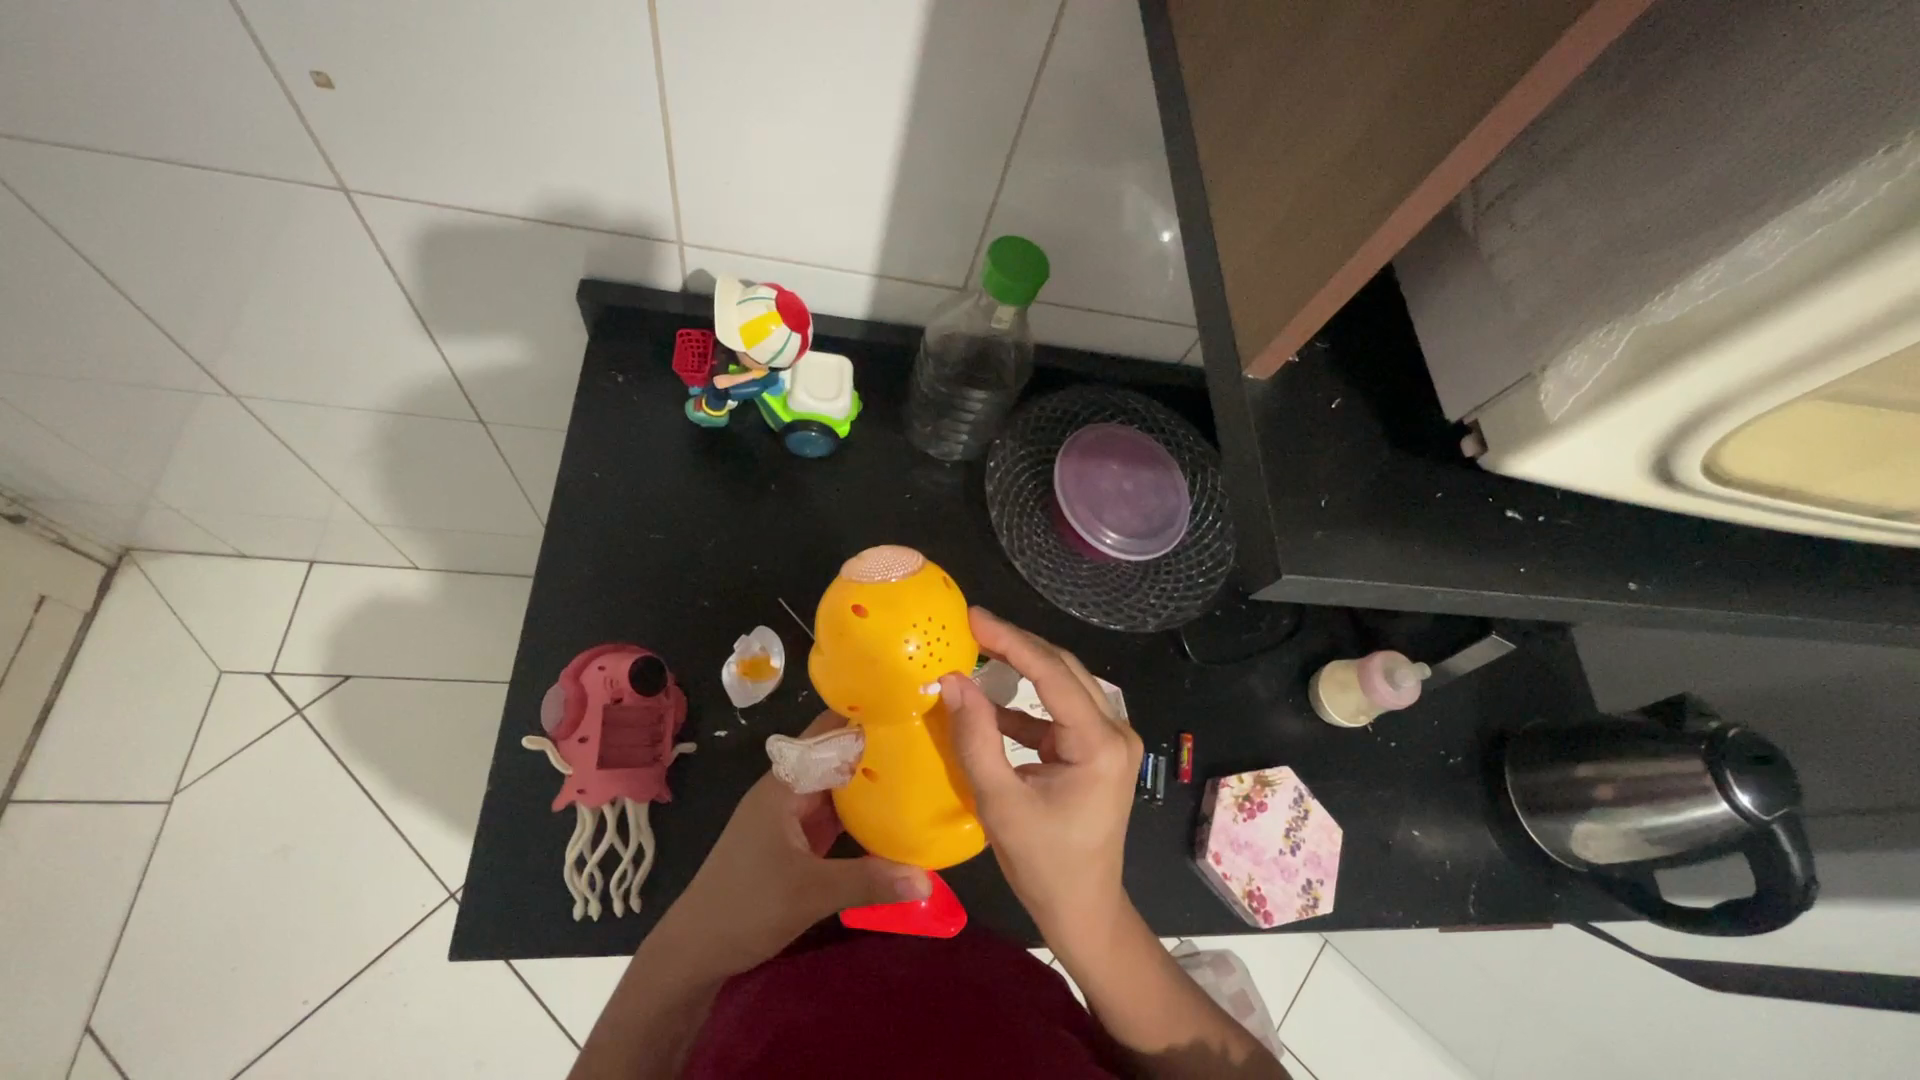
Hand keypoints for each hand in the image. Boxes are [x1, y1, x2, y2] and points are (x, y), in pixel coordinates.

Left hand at [653, 712, 930, 976]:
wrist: (694, 951)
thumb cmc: (745, 908)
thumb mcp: (811, 893)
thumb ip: (869, 882)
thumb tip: (928, 880)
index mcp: (784, 785)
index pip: (827, 732)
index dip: (864, 717)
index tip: (909, 707)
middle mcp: (788, 791)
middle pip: (836, 756)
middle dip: (877, 747)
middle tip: (929, 740)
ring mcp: (790, 817)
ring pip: (837, 786)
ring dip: (871, 781)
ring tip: (922, 770)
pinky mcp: (794, 841)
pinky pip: (834, 815)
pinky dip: (861, 812)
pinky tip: (895, 815)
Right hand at [941, 608, 1142, 938]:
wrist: (1084, 909)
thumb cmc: (1045, 864)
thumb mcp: (1000, 802)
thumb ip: (976, 738)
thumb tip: (952, 682)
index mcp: (1099, 743)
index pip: (1051, 673)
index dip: (1010, 640)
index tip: (972, 617)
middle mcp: (1115, 731)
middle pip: (1063, 670)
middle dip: (1016, 646)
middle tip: (971, 627)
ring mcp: (1110, 741)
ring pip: (1063, 686)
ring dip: (1022, 670)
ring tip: (978, 652)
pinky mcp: (1096, 751)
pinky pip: (1060, 713)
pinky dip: (1026, 707)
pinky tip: (990, 705)